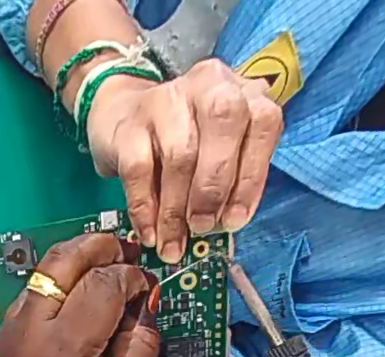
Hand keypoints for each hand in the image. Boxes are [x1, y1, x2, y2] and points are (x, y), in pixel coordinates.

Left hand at [0, 232, 159, 356]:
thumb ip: (140, 345)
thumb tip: (146, 304)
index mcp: (65, 345)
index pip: (104, 283)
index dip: (131, 278)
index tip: (146, 290)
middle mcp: (33, 326)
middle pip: (67, 258)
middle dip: (101, 246)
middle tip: (127, 250)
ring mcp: (12, 326)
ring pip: (44, 268)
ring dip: (77, 257)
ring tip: (106, 263)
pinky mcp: (3, 332)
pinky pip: (33, 290)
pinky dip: (58, 281)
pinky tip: (78, 293)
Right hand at [84, 60, 283, 263]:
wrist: (122, 120)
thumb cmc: (178, 145)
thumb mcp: (214, 153)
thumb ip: (229, 180)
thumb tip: (224, 223)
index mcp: (242, 93)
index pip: (262, 123)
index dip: (252, 176)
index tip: (234, 221)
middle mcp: (208, 85)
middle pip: (223, 124)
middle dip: (213, 187)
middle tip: (201, 227)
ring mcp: (166, 99)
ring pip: (179, 155)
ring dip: (176, 209)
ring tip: (172, 243)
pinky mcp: (130, 125)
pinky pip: (138, 170)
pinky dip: (144, 208)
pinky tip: (149, 233)